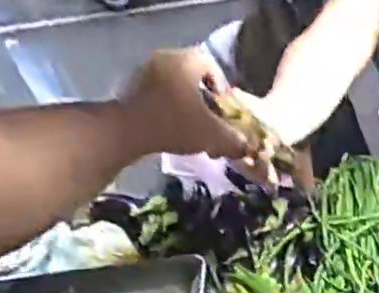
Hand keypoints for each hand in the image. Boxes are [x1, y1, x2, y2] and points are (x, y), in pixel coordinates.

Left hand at [119, 48, 249, 158]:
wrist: (131, 130)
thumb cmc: (177, 125)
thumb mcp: (215, 136)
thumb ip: (235, 141)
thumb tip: (247, 147)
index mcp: (185, 62)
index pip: (211, 65)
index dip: (222, 88)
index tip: (223, 111)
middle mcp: (165, 58)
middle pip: (193, 75)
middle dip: (205, 99)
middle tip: (212, 122)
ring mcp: (147, 69)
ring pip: (176, 84)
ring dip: (188, 104)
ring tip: (194, 128)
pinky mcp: (135, 85)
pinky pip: (161, 92)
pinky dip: (171, 107)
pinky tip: (175, 127)